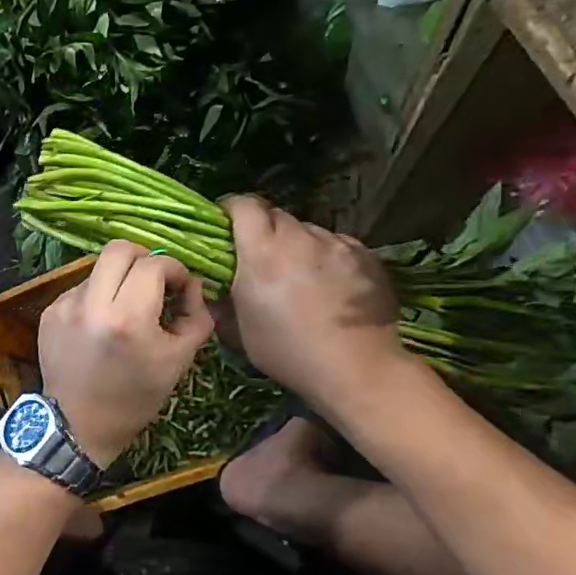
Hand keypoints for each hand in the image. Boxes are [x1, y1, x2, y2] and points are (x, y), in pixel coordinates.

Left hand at [37, 240, 213, 465]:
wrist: (79, 425)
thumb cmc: (135, 397)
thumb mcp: (179, 361)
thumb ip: (195, 316)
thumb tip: (191, 284)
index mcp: (128, 318)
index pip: (154, 265)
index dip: (174, 269)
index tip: (179, 286)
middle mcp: (92, 304)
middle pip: (119, 249)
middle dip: (143, 258)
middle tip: (153, 280)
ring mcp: (65, 306)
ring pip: (98, 268)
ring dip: (118, 280)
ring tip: (126, 308)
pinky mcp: (50, 312)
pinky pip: (80, 289)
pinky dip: (97, 298)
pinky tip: (101, 325)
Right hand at [220, 196, 410, 410]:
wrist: (357, 369)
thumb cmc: (288, 351)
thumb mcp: (238, 332)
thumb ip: (220, 303)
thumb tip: (210, 290)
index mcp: (261, 251)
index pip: (243, 205)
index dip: (231, 209)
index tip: (225, 224)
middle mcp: (299, 237)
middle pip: (275, 215)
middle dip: (263, 229)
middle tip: (260, 257)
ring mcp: (336, 243)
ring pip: (307, 230)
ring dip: (296, 244)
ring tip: (299, 275)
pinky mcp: (365, 255)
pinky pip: (336, 244)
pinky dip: (326, 256)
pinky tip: (329, 284)